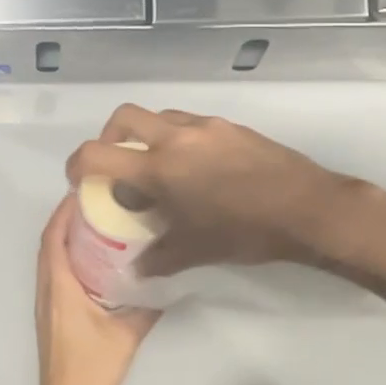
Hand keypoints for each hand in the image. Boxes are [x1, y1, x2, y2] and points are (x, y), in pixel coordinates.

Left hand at [34, 197, 160, 384]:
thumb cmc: (91, 366)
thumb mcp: (127, 335)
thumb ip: (148, 307)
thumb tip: (168, 282)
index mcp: (60, 287)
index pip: (53, 239)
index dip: (62, 213)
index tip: (81, 193)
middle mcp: (46, 289)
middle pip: (48, 243)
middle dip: (65, 220)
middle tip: (94, 203)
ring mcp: (44, 301)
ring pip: (48, 258)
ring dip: (64, 238)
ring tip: (94, 223)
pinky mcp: (48, 312)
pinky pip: (52, 273)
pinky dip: (65, 257)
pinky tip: (90, 258)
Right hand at [65, 104, 359, 276]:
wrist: (309, 209)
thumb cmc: (244, 232)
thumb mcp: (194, 252)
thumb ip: (157, 258)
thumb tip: (136, 267)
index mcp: (158, 167)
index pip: (96, 154)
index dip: (76, 166)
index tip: (80, 181)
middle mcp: (176, 137)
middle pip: (123, 117)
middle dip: (110, 137)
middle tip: (117, 164)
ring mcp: (206, 127)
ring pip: (160, 117)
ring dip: (147, 137)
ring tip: (159, 169)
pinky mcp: (231, 127)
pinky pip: (191, 124)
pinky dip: (179, 139)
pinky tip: (196, 170)